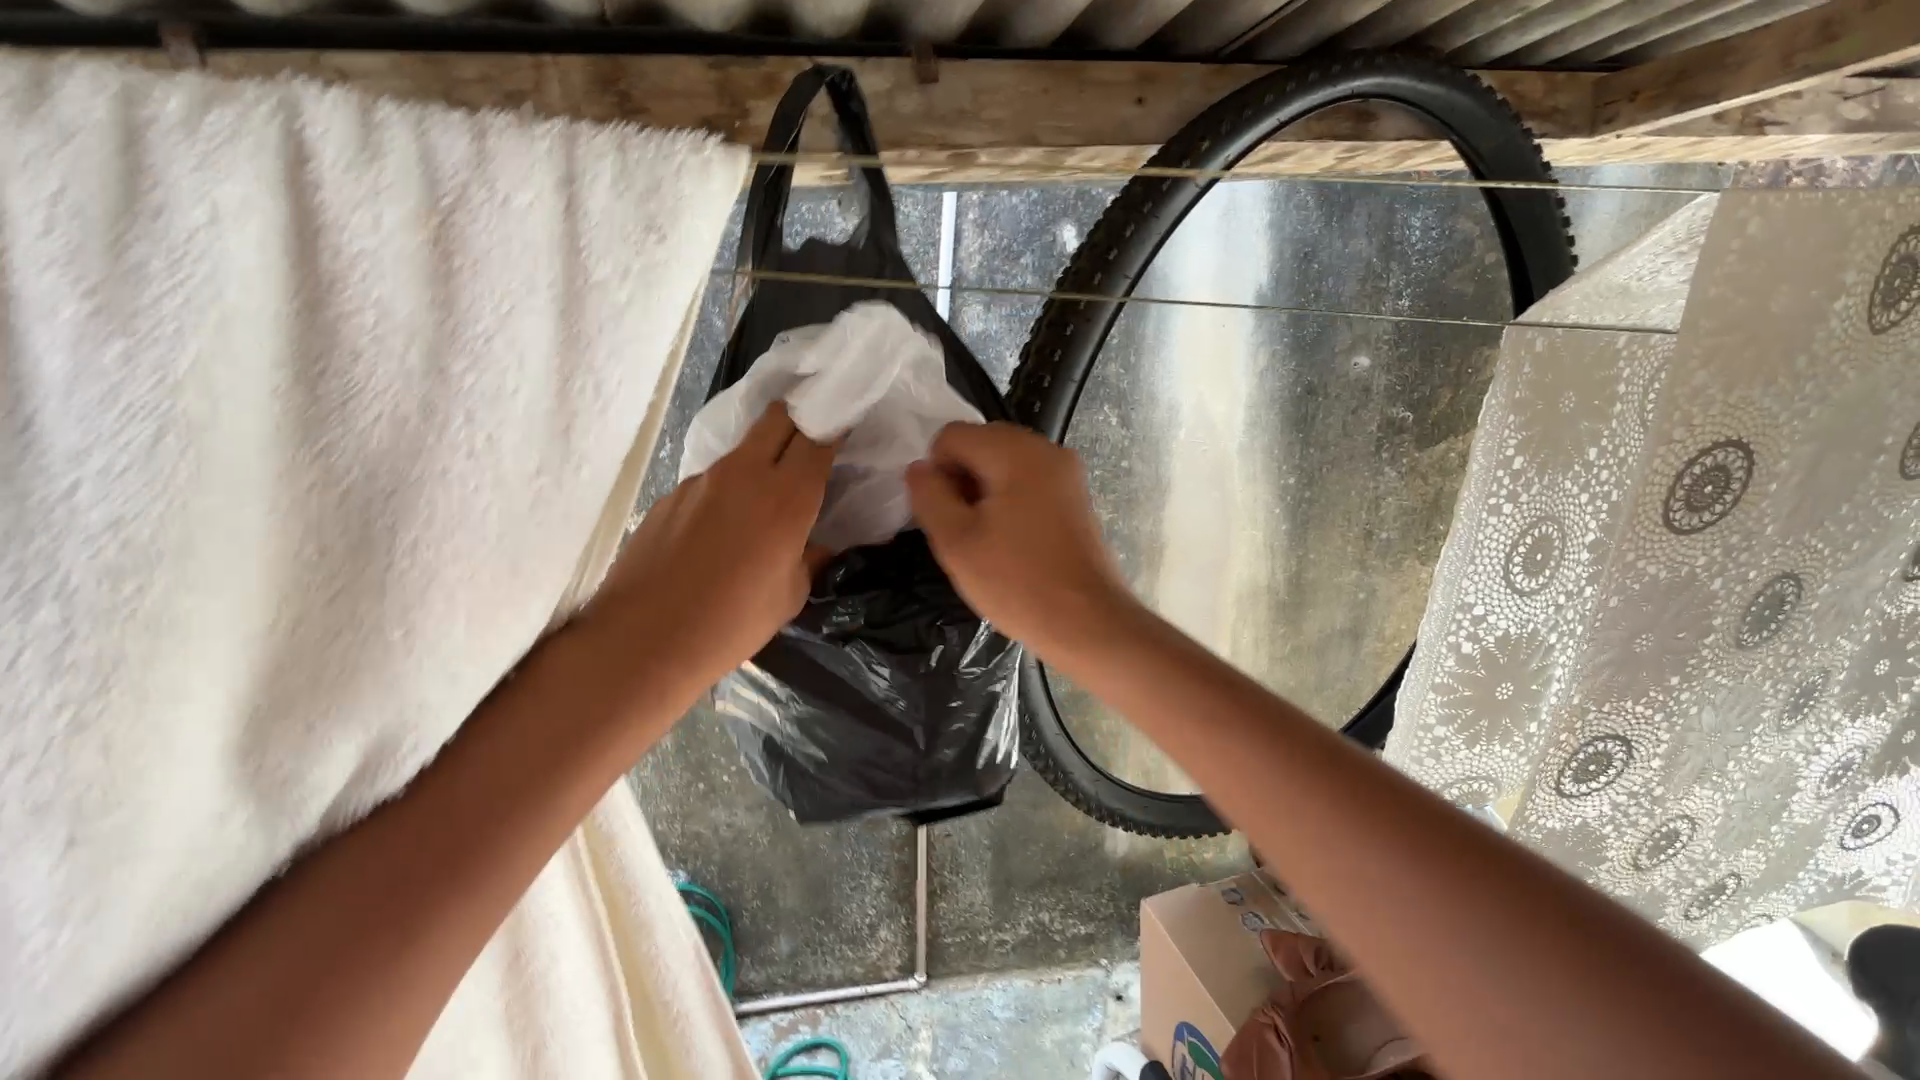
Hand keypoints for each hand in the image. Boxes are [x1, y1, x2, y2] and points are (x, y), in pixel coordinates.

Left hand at [590, 401, 834, 691]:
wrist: (644, 639)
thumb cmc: (732, 623)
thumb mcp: (790, 596)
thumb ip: (809, 559)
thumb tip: (816, 545)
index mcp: (786, 497)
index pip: (818, 437)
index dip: (834, 427)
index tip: (844, 432)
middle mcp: (743, 474)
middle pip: (777, 418)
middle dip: (798, 420)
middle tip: (810, 445)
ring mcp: (700, 481)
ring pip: (742, 452)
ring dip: (760, 462)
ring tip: (761, 506)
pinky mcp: (669, 496)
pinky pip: (710, 483)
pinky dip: (725, 495)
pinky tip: (718, 536)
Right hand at [905, 422, 1138, 656]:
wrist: (1087, 621)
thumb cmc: (1017, 582)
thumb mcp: (956, 542)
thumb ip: (929, 496)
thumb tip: (918, 468)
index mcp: (1016, 452)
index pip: (951, 435)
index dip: (935, 472)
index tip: (943, 515)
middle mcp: (1046, 449)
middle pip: (981, 444)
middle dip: (961, 479)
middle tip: (962, 529)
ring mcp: (1067, 472)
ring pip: (1005, 464)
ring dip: (984, 493)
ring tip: (985, 539)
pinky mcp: (1076, 497)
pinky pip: (1029, 482)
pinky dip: (1010, 501)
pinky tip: (1010, 541)